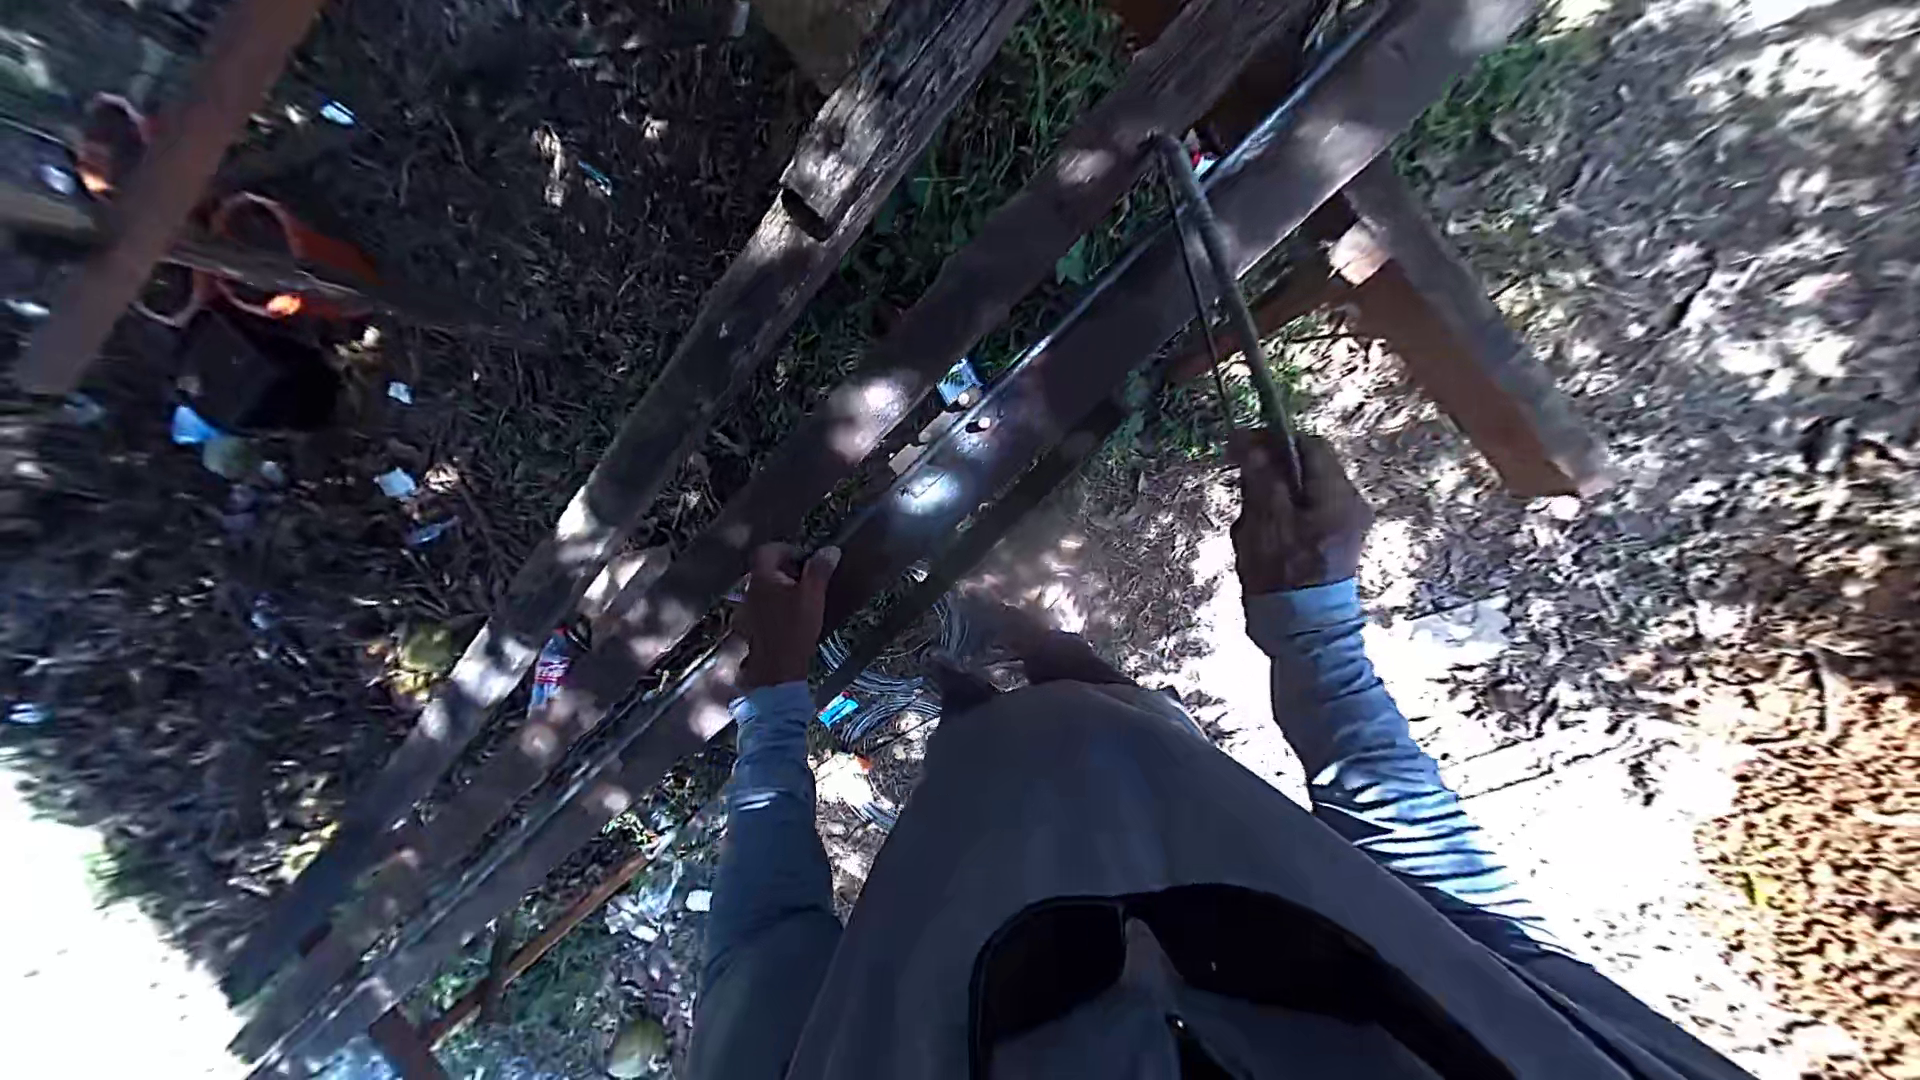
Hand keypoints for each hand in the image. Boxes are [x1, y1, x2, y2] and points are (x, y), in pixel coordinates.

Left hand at [740, 543, 839, 687]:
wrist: (778, 669)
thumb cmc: (794, 628)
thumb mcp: (813, 595)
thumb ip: (820, 570)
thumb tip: (830, 550)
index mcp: (762, 577)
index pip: (768, 550)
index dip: (787, 549)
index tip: (806, 558)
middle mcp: (750, 590)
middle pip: (766, 568)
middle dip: (788, 568)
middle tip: (808, 578)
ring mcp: (748, 609)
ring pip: (765, 588)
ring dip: (783, 587)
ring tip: (804, 597)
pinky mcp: (752, 625)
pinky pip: (765, 605)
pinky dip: (778, 604)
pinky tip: (794, 616)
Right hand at [1230, 430, 1370, 594]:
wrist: (1302, 630)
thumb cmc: (1282, 572)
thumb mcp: (1264, 519)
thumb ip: (1261, 477)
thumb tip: (1249, 442)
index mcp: (1338, 494)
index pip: (1310, 445)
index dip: (1273, 440)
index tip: (1240, 448)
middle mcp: (1350, 504)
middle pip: (1307, 469)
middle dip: (1270, 473)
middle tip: (1239, 487)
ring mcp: (1344, 527)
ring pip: (1302, 493)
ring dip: (1272, 497)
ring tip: (1248, 521)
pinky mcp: (1333, 545)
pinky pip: (1305, 515)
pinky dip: (1281, 516)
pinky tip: (1262, 536)